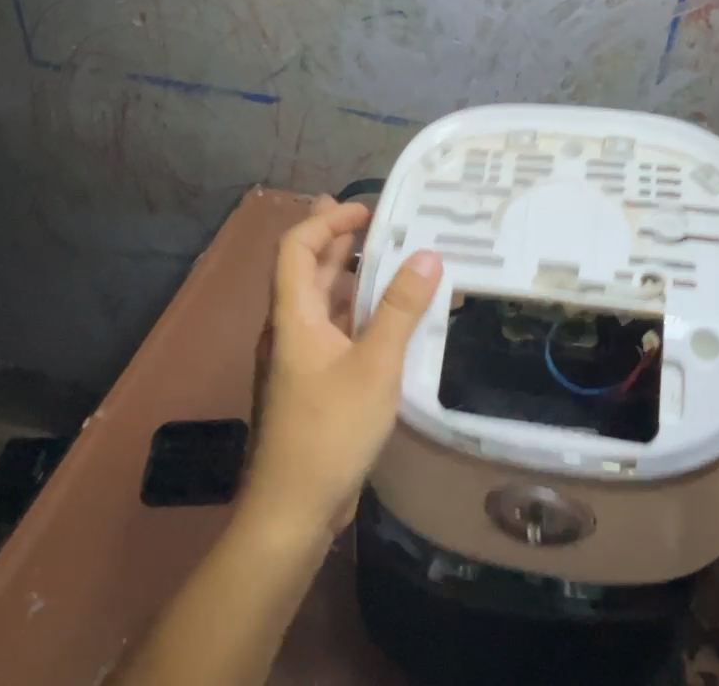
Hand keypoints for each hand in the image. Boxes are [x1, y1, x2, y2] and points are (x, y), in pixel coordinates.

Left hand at [246, 197, 442, 532]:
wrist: (294, 507)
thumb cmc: (330, 430)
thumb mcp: (374, 365)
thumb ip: (400, 310)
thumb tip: (427, 255)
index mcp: (293, 315)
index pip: (296, 247)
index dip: (326, 221)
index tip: (366, 211)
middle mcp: (291, 329)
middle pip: (309, 271)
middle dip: (340, 242)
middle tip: (381, 224)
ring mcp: (301, 359)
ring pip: (325, 304)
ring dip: (354, 280)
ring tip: (395, 264)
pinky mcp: (314, 385)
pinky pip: (337, 334)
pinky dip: (361, 318)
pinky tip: (394, 322)